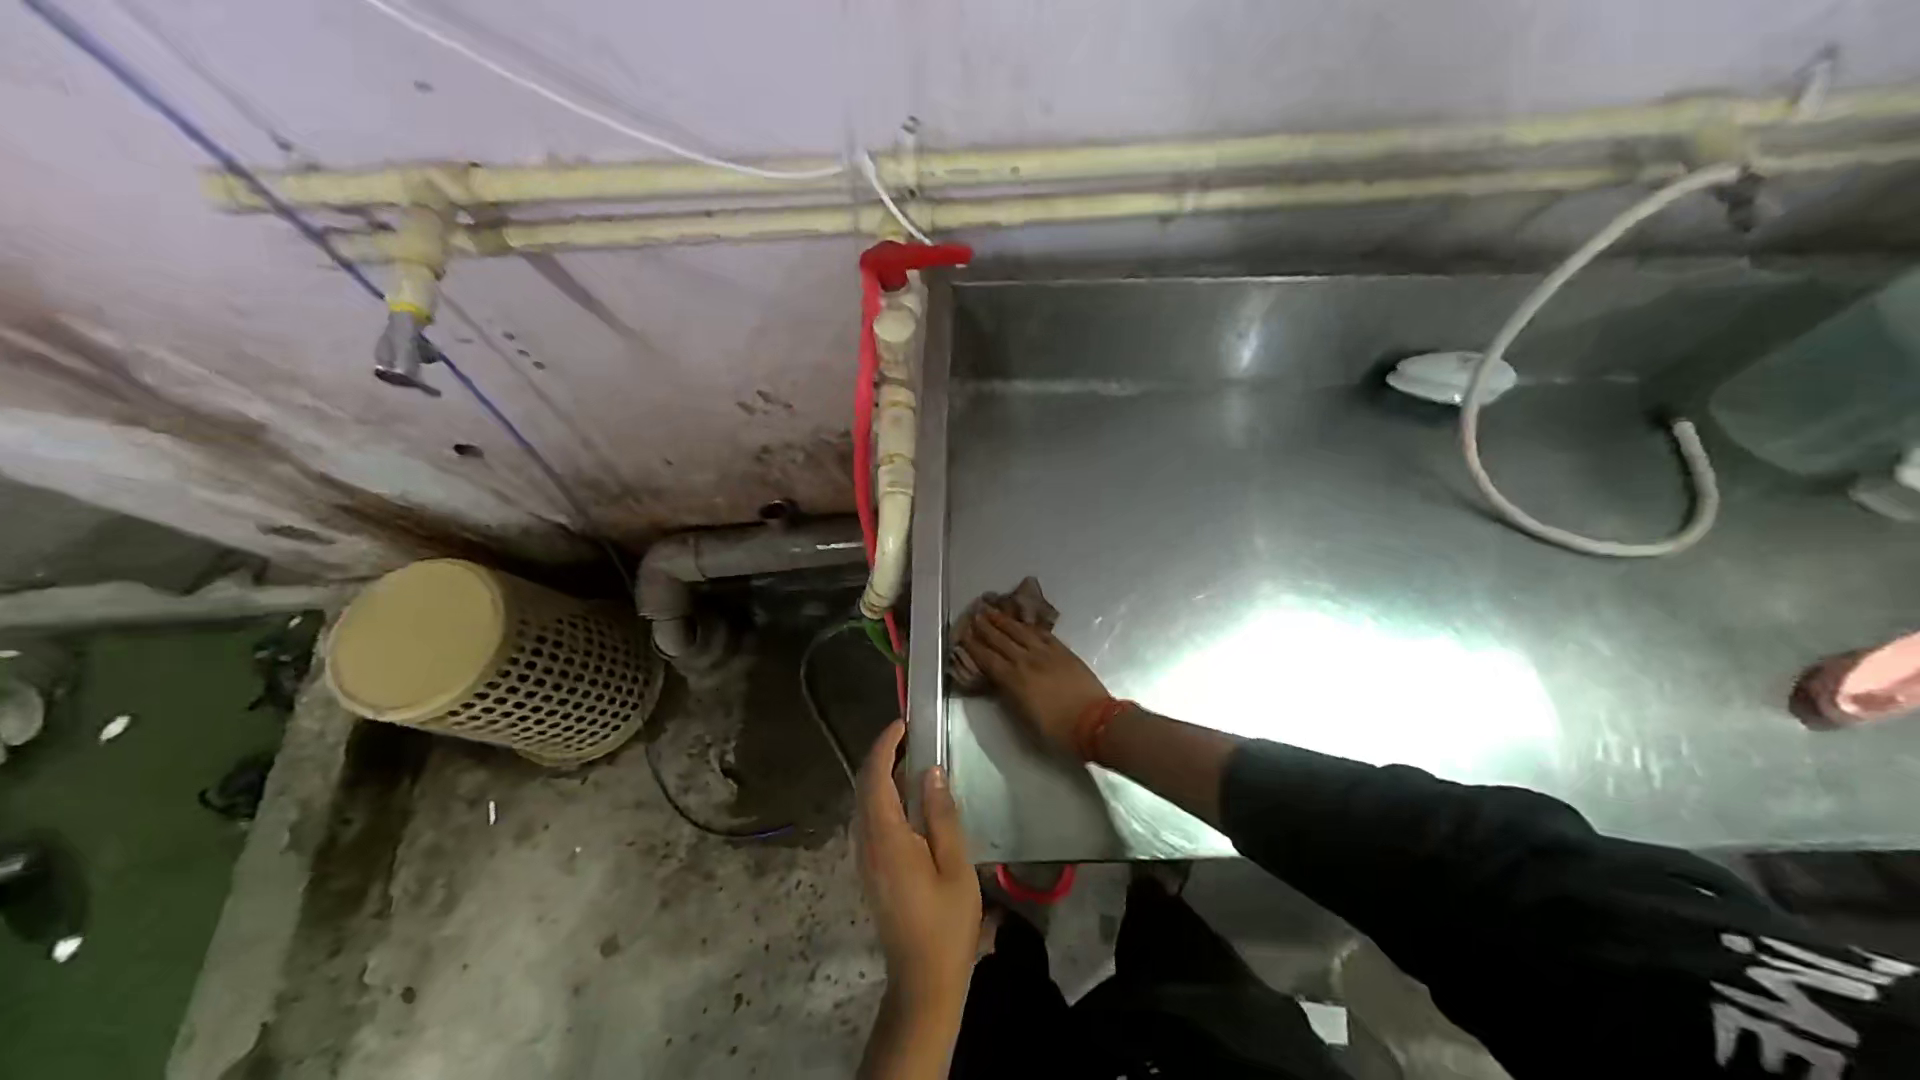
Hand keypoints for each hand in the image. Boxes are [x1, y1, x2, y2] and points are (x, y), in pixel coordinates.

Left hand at [856, 720, 980, 1008]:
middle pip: (864, 786)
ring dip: (881, 775)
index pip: (875, 777)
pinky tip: (906, 798)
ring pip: (864, 803)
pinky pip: (868, 819)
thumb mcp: (955, 866)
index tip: (903, 723)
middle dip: (881, 755)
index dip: (885, 745)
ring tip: (910, 758)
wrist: (921, 979)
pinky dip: (882, 796)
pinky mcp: (869, 870)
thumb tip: (931, 771)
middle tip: (910, 735)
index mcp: (886, 837)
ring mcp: (863, 858)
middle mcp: (865, 842)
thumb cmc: (945, 923)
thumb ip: (942, 816)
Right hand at [955, 608, 1110, 757]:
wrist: (1095, 721)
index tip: (963, 635)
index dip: (974, 646)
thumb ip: (1009, 696)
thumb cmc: (1057, 729)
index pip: (987, 658)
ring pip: (1019, 631)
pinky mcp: (1062, 651)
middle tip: (975, 614)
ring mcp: (1045, 653)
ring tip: (993, 611)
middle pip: (1001, 640)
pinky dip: (1029, 626)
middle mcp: (1026, 661)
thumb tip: (998, 682)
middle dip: (985, 627)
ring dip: (1004, 621)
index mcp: (1013, 680)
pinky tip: (1022, 622)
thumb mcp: (1024, 719)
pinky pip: (1041, 633)